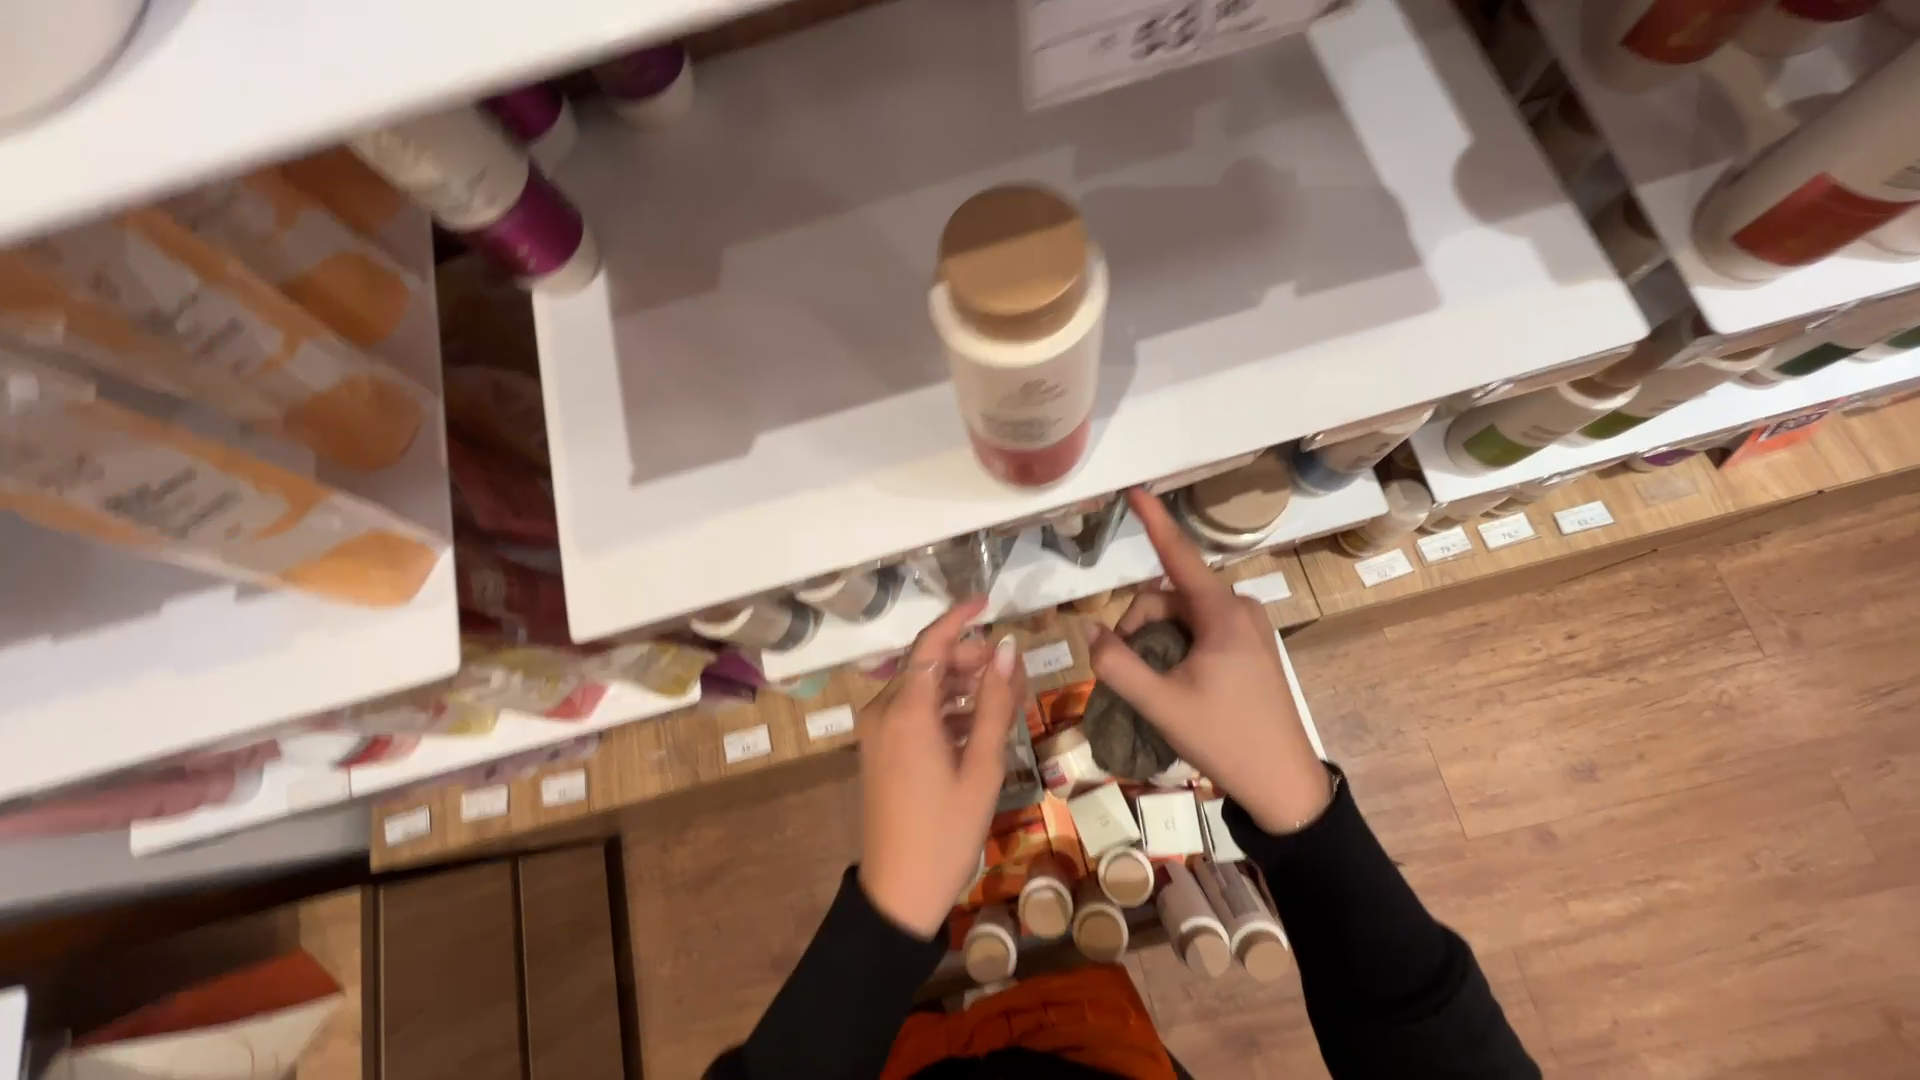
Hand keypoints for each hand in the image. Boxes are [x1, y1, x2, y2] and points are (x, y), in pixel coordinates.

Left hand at [857, 597, 1025, 937]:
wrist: (899, 891)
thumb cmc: (947, 832)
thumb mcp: (982, 767)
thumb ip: (993, 703)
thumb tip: (1006, 648)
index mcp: (906, 712)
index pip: (930, 644)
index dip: (958, 617)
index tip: (988, 601)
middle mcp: (882, 711)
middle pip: (927, 665)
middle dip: (968, 658)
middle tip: (1013, 672)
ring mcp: (876, 732)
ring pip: (921, 689)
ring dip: (959, 686)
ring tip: (1004, 700)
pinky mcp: (878, 750)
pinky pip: (912, 713)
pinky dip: (944, 710)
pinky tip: (976, 725)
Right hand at [1085, 488, 1332, 833]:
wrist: (1283, 783)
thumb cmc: (1224, 739)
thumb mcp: (1160, 703)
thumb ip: (1117, 665)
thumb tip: (1090, 633)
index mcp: (1222, 613)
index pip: (1177, 555)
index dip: (1153, 520)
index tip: (1136, 489)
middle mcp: (1239, 608)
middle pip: (1168, 596)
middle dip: (1138, 623)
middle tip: (1128, 671)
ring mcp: (1248, 626)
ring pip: (1182, 614)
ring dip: (1155, 638)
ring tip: (1152, 682)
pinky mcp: (1250, 645)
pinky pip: (1200, 628)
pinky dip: (1175, 644)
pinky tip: (1173, 678)